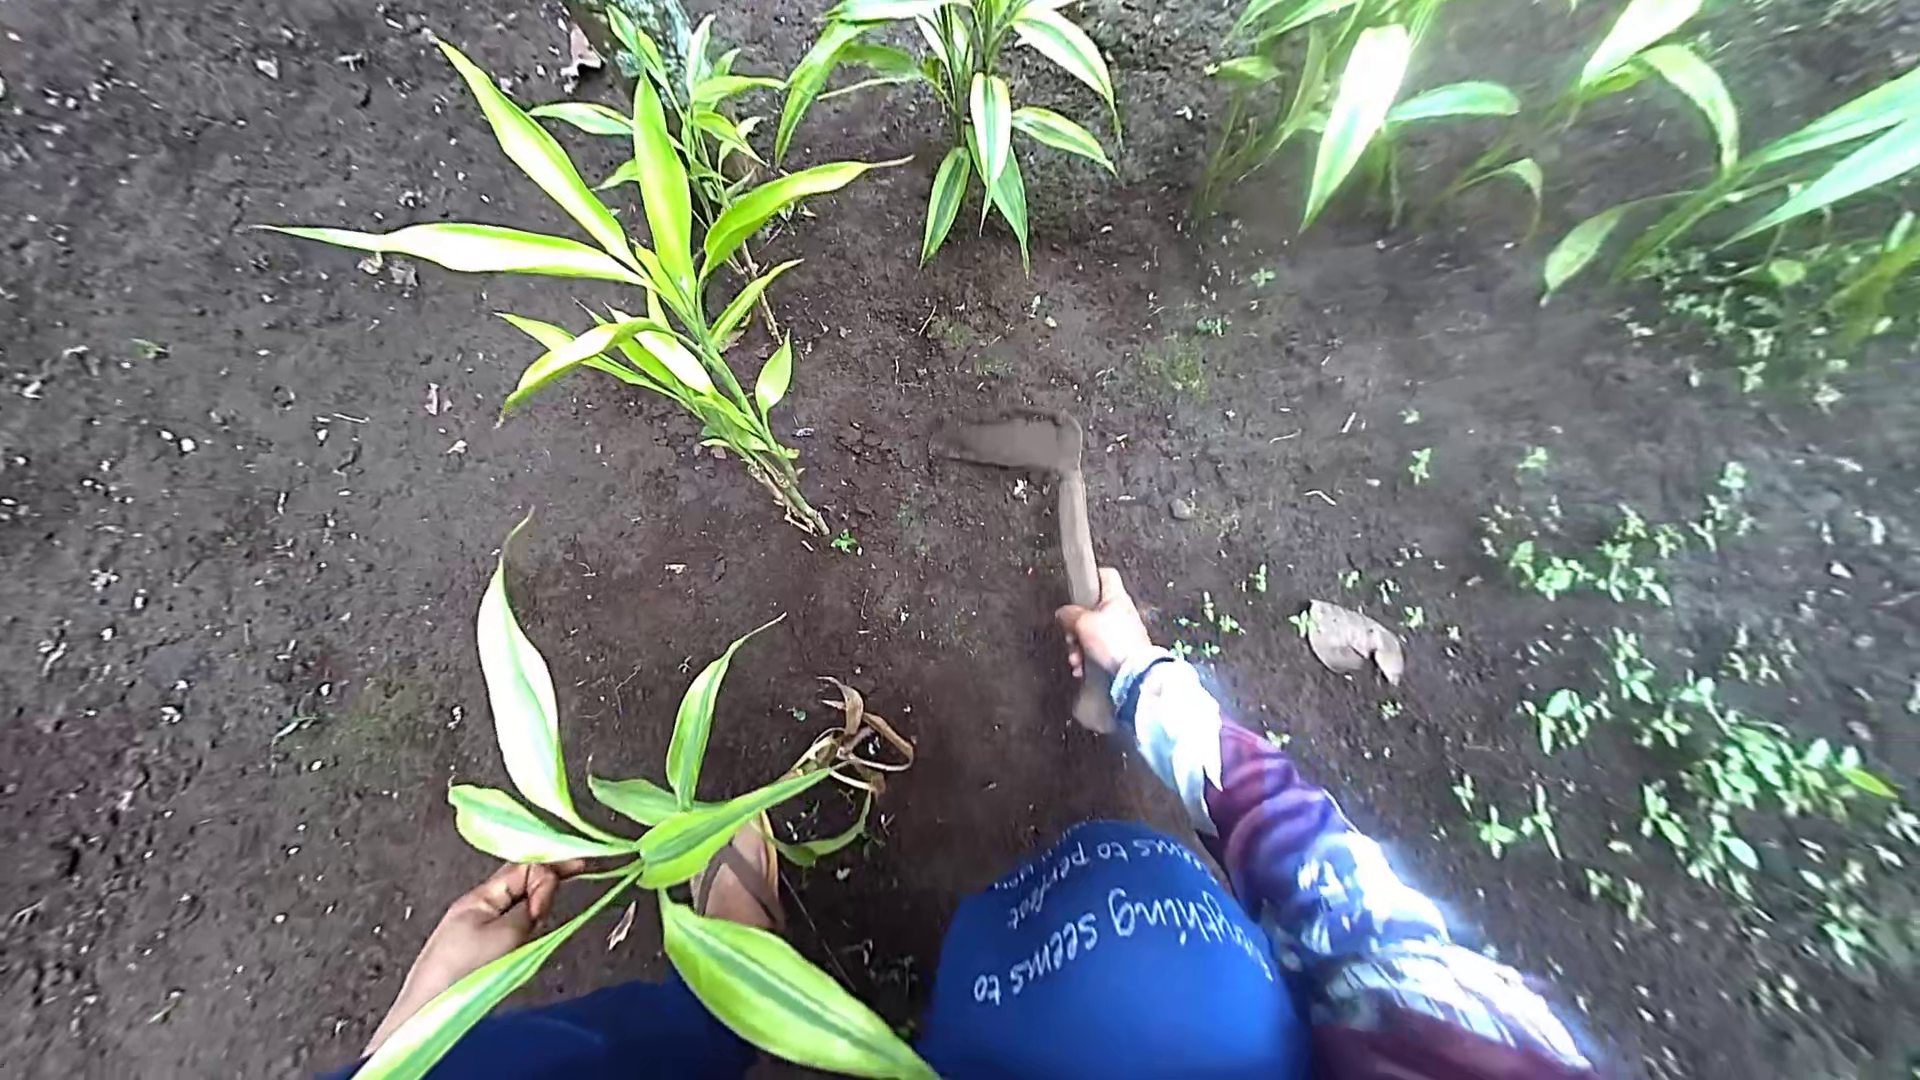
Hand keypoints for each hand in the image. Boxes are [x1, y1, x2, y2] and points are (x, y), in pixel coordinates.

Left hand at [363, 860, 583, 1056]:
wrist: (422, 1020)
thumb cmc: (462, 974)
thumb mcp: (507, 933)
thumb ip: (532, 905)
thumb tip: (544, 895)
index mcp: (479, 897)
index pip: (526, 866)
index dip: (552, 870)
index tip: (576, 877)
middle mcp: (474, 908)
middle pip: (522, 882)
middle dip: (544, 887)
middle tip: (559, 898)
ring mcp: (471, 930)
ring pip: (517, 905)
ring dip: (534, 909)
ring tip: (536, 926)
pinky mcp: (473, 951)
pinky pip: (509, 925)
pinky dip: (524, 926)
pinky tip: (525, 940)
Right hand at [1055, 567, 1154, 679]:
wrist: (1134, 673)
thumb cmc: (1114, 643)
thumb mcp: (1082, 622)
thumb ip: (1069, 614)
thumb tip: (1062, 613)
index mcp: (1116, 597)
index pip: (1106, 575)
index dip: (1091, 577)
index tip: (1078, 586)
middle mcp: (1122, 612)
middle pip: (1092, 610)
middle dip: (1076, 626)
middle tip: (1071, 636)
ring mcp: (1124, 632)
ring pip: (1093, 633)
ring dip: (1078, 646)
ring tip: (1075, 658)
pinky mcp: (1123, 652)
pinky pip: (1100, 651)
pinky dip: (1088, 659)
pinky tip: (1082, 668)